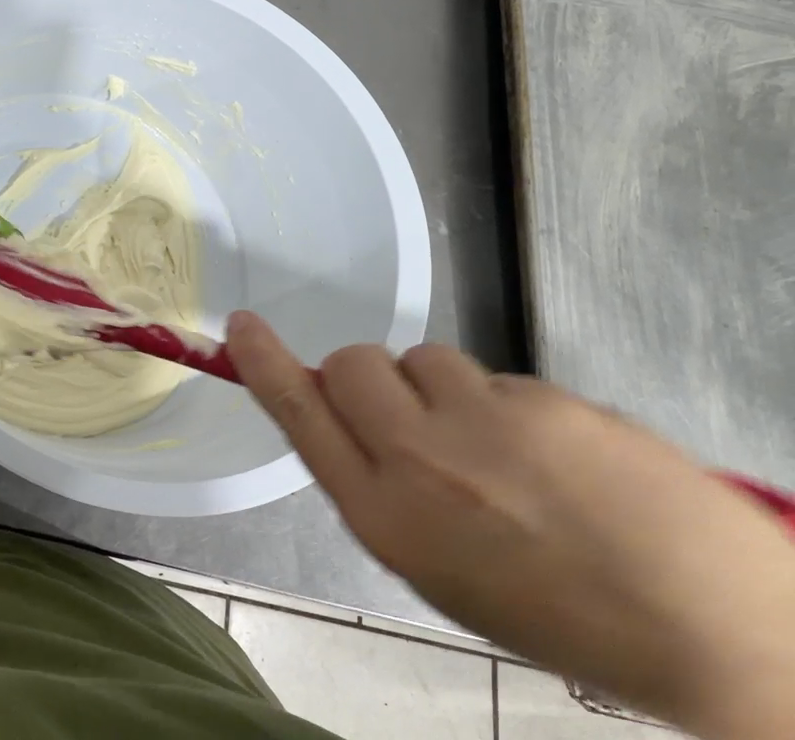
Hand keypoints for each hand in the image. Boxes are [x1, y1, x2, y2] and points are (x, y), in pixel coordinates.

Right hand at [225, 311, 794, 739]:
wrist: (713, 630)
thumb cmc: (551, 612)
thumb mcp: (433, 567)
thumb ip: (380, 488)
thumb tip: (358, 425)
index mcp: (384, 513)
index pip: (299, 412)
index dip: (264, 362)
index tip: (240, 325)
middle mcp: (422, 459)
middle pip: (353, 363)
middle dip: (366, 375)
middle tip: (406, 409)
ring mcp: (491, 423)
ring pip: (428, 359)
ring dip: (442, 388)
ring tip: (496, 441)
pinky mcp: (556, 402)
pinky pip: (503, 380)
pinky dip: (513, 407)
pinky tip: (559, 455)